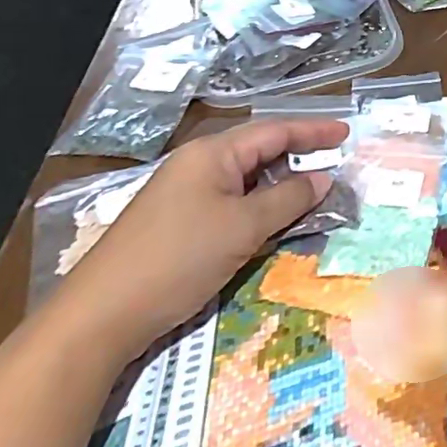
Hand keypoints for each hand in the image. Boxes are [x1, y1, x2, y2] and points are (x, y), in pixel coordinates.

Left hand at [53, 118, 348, 358]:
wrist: (101, 315)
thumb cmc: (178, 258)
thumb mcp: (243, 227)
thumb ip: (288, 199)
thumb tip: (323, 179)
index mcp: (212, 152)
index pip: (274, 131)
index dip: (313, 130)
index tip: (346, 132)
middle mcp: (198, 163)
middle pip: (259, 150)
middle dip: (298, 155)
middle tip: (335, 161)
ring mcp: (185, 191)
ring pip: (245, 178)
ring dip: (279, 184)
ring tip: (313, 191)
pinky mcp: (178, 220)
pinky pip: (230, 200)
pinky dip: (258, 204)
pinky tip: (274, 218)